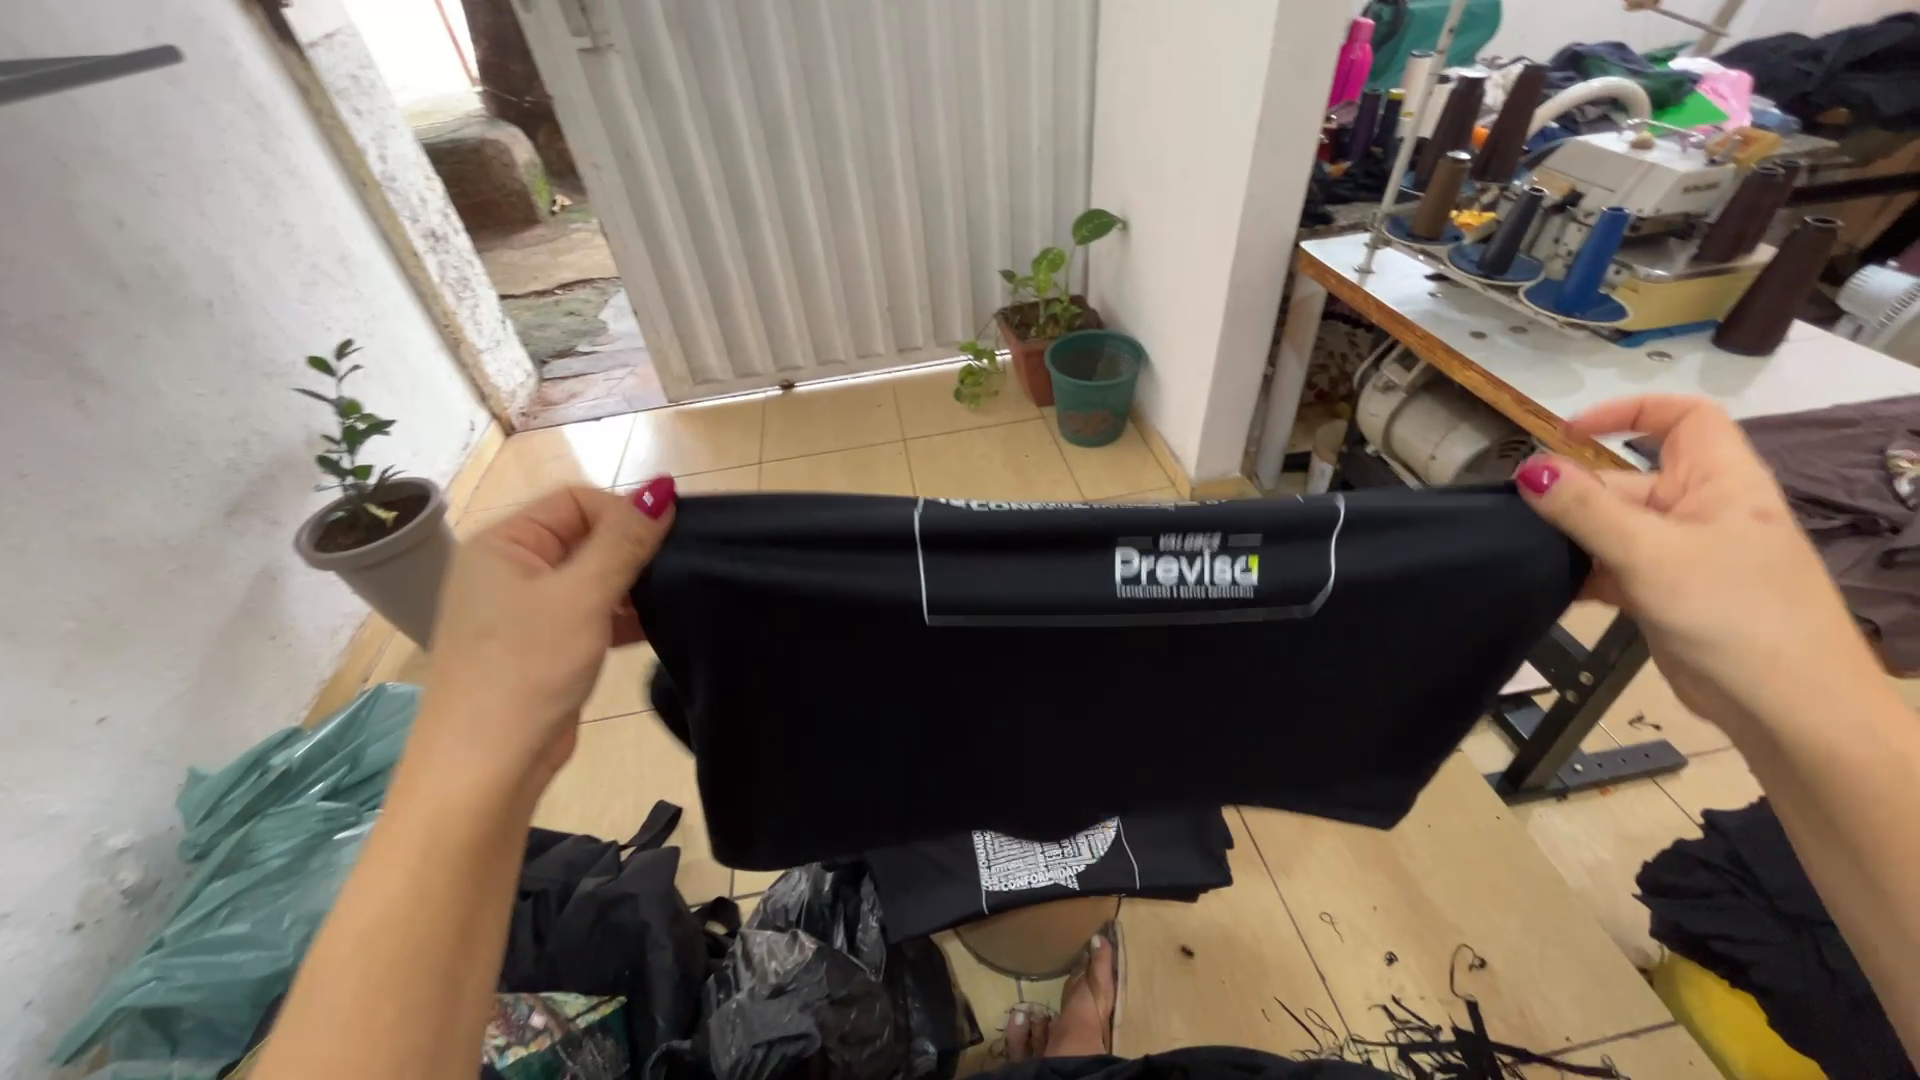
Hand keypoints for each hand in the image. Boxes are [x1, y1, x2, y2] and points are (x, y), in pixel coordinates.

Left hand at [406, 478, 675, 797]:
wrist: (486, 767)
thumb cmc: (527, 669)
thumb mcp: (582, 597)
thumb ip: (624, 542)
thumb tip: (661, 488)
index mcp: (503, 543)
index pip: (576, 501)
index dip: (624, 514)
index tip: (667, 544)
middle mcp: (509, 569)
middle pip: (585, 536)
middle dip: (631, 551)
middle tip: (676, 571)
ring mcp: (524, 609)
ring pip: (591, 577)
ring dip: (630, 586)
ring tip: (672, 599)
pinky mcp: (543, 645)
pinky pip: (589, 612)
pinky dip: (621, 616)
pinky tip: (656, 627)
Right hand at [1515, 396, 1873, 732]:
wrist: (1784, 705)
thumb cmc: (1734, 614)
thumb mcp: (1651, 553)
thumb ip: (1585, 510)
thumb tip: (1529, 469)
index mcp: (1720, 482)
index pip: (1682, 418)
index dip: (1628, 412)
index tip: (1566, 432)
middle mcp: (1700, 509)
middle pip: (1626, 480)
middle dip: (1574, 492)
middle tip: (1520, 513)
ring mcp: (1680, 552)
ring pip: (1610, 526)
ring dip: (1570, 536)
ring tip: (1527, 551)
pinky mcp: (1662, 590)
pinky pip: (1608, 566)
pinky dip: (1579, 572)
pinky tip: (1548, 586)